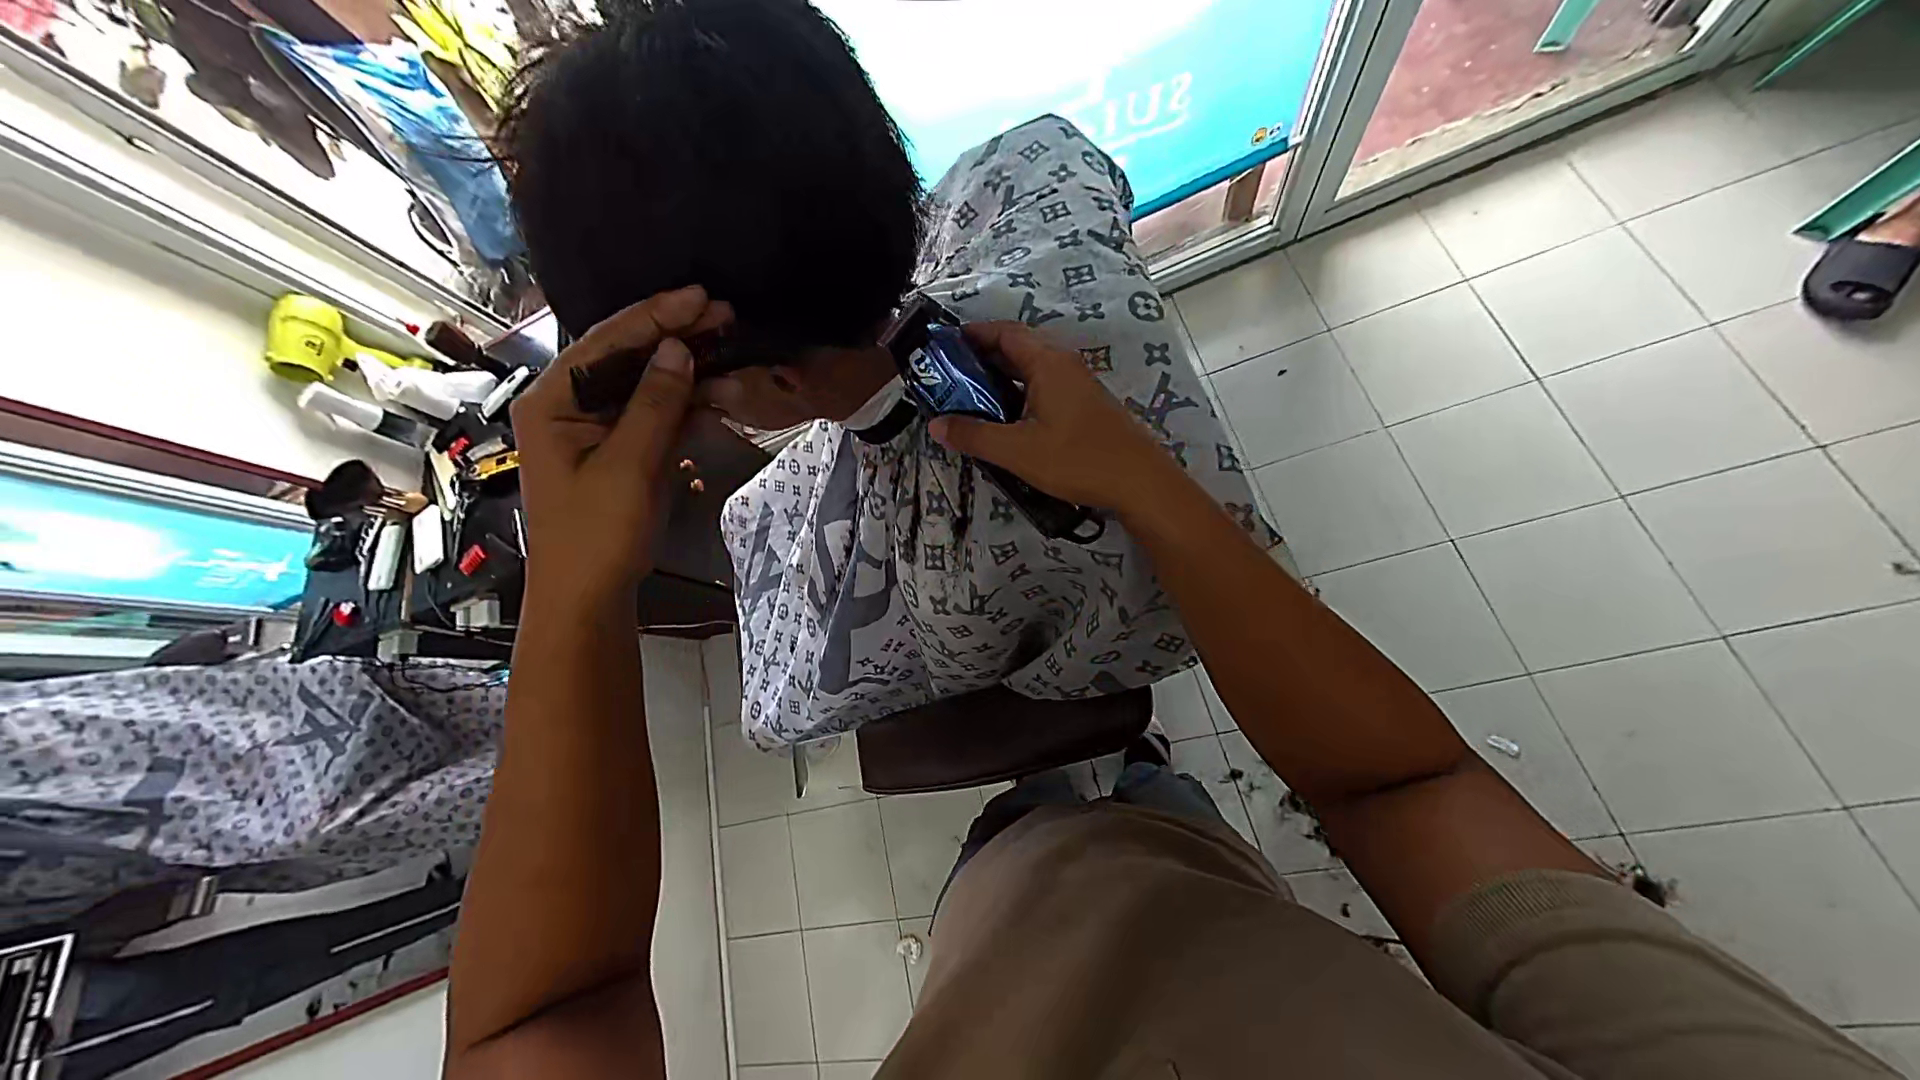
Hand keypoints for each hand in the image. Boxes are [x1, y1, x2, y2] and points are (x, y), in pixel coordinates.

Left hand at [510, 286, 728, 607]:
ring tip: (727, 345)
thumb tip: (679, 349)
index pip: (608, 342)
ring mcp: (598, 429)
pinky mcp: (622, 450)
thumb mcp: (628, 466)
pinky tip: (714, 388)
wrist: (588, 594)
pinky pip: (655, 414)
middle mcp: (572, 405)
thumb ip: (655, 404)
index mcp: (555, 401)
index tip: (699, 297)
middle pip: (626, 356)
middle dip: (674, 335)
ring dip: (685, 367)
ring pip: (645, 384)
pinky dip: (684, 401)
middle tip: (722, 315)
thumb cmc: (596, 534)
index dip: (655, 316)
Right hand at [927, 322, 1187, 515]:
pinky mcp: (1085, 404)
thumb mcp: (1017, 451)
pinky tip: (1007, 417)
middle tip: (950, 373)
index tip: (944, 344)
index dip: (973, 333)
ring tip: (971, 395)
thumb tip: (936, 425)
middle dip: (983, 355)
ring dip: (1002, 375)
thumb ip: (974, 436)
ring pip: (1032, 368)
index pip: (1005, 332)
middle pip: (1018, 347)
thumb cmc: (1077, 459)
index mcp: (1047, 363)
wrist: (1139, 482)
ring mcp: (1078, 384)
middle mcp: (1064, 364)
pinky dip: (1020, 391)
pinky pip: (1045, 386)